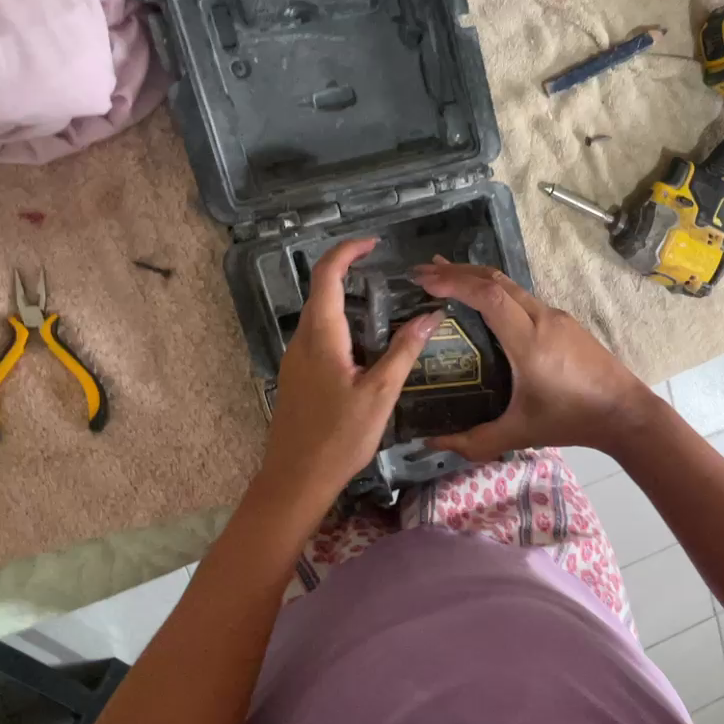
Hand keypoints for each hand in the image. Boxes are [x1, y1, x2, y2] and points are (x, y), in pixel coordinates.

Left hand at [255, 239, 440, 512]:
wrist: (295, 480)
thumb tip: (429, 315)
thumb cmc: (339, 437)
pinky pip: (319, 338)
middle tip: (390, 279)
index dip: (347, 251)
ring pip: (320, 317)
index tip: (374, 244)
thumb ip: (403, 351)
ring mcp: (295, 360)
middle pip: (321, 293)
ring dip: (348, 304)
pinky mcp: (297, 378)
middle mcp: (302, 341)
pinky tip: (367, 350)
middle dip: (351, 275)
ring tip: (386, 313)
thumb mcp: (380, 394)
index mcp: (321, 337)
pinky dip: (343, 328)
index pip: (326, 275)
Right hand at [410, 258, 661, 459]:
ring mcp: (556, 317)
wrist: (625, 413)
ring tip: (445, 277)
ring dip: (477, 278)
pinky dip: (496, 292)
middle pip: (496, 280)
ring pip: (511, 286)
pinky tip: (484, 304)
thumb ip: (474, 441)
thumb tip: (433, 443)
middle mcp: (542, 319)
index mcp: (529, 341)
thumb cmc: (571, 421)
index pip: (489, 297)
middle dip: (457, 271)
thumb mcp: (519, 433)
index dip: (455, 283)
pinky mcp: (565, 323)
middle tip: (423, 271)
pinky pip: (523, 297)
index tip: (425, 280)